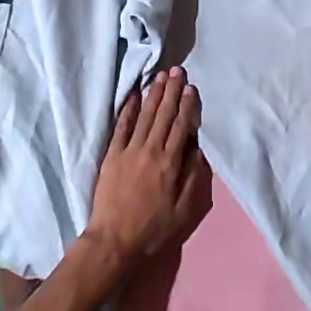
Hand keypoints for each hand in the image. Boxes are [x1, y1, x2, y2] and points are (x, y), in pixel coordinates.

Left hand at [84, 67, 212, 265]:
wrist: (114, 240)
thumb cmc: (153, 229)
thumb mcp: (184, 210)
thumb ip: (193, 178)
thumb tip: (199, 150)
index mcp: (169, 163)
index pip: (181, 127)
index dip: (186, 106)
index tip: (191, 88)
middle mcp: (150, 151)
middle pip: (163, 115)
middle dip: (171, 91)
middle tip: (177, 70)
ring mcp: (129, 150)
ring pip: (144, 115)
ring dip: (153, 94)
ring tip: (160, 76)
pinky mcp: (111, 155)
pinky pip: (121, 126)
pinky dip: (128, 109)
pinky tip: (133, 95)